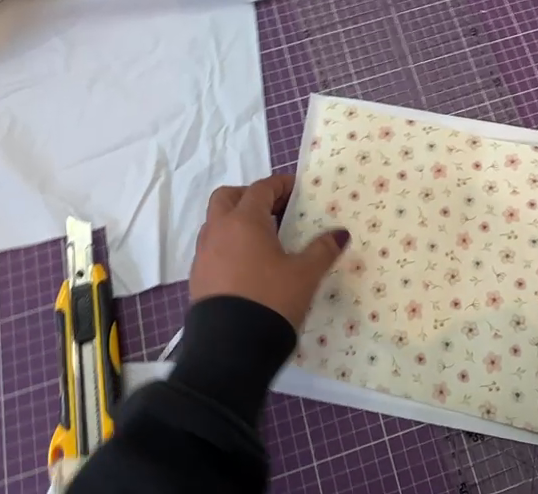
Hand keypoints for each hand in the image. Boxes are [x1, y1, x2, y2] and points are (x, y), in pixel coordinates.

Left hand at [189, 175, 350, 328]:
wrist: (230, 352)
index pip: (261, 188)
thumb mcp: (305, 275)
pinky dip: (228, 246)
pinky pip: (212, 249)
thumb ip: (322, 250)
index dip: (280, 185)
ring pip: (216, 223)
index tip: (297, 189)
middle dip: (250, 197)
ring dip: (236, 222)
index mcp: (244, 221)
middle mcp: (218, 230)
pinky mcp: (197, 279)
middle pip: (228, 197)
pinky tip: (248, 267)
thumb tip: (340, 234)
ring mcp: (203, 255)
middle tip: (274, 210)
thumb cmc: (271, 301)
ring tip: (263, 240)